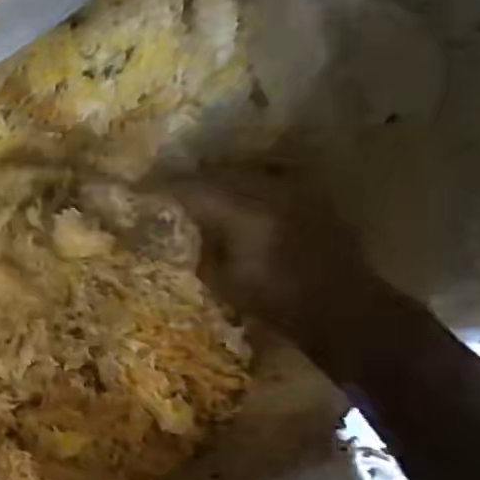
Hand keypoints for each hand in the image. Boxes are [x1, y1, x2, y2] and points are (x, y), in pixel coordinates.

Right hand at [168, 177, 395, 351]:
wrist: (340, 307)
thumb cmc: (274, 302)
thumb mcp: (221, 279)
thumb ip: (201, 245)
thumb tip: (182, 227)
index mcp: (245, 214)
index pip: (194, 188)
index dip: (163, 186)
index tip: (138, 189)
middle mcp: (271, 192)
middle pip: (219, 172)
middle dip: (189, 180)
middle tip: (163, 189)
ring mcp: (295, 190)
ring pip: (245, 173)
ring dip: (217, 180)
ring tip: (196, 193)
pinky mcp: (311, 196)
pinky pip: (268, 181)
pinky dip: (244, 186)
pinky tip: (234, 200)